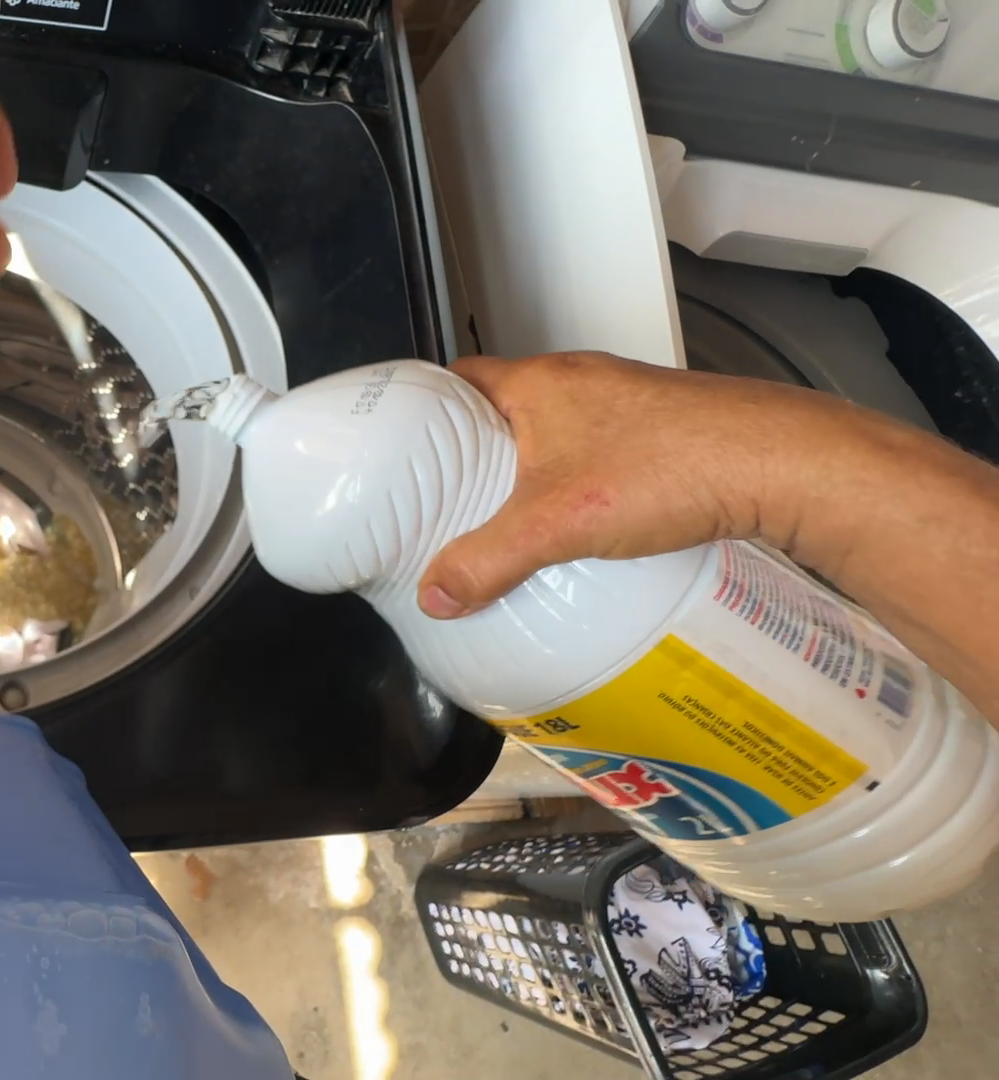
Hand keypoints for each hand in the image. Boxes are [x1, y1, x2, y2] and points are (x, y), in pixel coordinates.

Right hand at [416, 352, 882, 618]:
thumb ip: (484, 562)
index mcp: (536, 382)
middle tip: (439, 484)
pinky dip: (565, 466)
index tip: (400, 439)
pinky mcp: (658, 423)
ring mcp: (621, 398)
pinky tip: (569, 508)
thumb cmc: (671, 468)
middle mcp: (577, 379)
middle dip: (464, 439)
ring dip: (519, 454)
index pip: (454, 376)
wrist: (796, 465)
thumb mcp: (554, 525)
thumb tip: (434, 597)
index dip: (421, 403)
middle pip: (496, 401)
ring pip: (545, 421)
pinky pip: (588, 438)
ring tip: (496, 501)